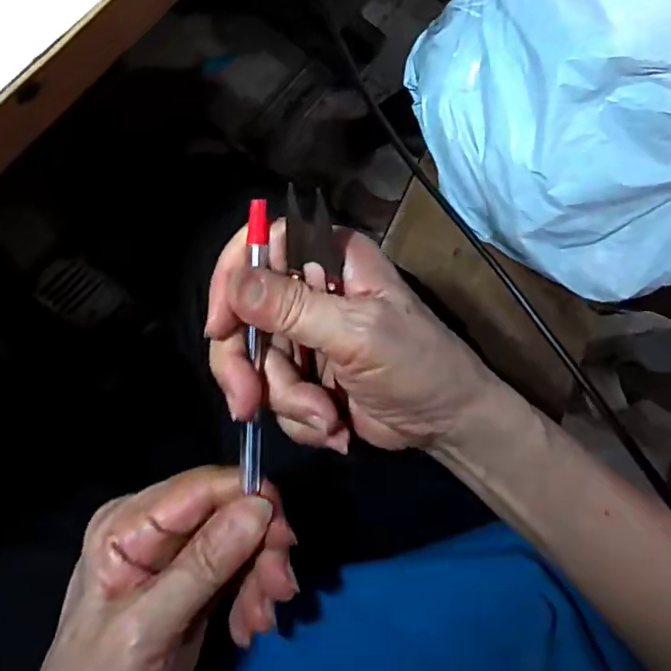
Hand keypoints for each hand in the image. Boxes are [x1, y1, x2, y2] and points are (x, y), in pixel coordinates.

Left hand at [40, 468, 299, 670]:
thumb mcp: (147, 625)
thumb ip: (201, 565)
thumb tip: (255, 507)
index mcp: (127, 522)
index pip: (199, 487)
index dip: (247, 497)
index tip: (285, 530)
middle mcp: (150, 527)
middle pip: (224, 511)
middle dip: (258, 547)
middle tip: (281, 590)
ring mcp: (169, 554)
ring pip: (236, 540)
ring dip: (259, 576)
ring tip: (261, 620)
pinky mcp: (188, 583)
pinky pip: (234, 570)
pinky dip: (250, 594)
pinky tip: (248, 627)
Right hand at [206, 219, 505, 452]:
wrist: (450, 426)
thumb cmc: (418, 364)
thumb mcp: (357, 333)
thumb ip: (294, 308)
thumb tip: (236, 283)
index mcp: (329, 255)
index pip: (262, 244)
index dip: (231, 279)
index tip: (220, 327)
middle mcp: (310, 285)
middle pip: (244, 308)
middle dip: (246, 362)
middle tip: (247, 402)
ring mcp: (303, 328)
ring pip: (255, 356)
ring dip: (284, 397)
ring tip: (325, 418)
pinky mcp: (303, 368)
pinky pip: (271, 388)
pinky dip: (296, 415)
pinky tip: (332, 425)